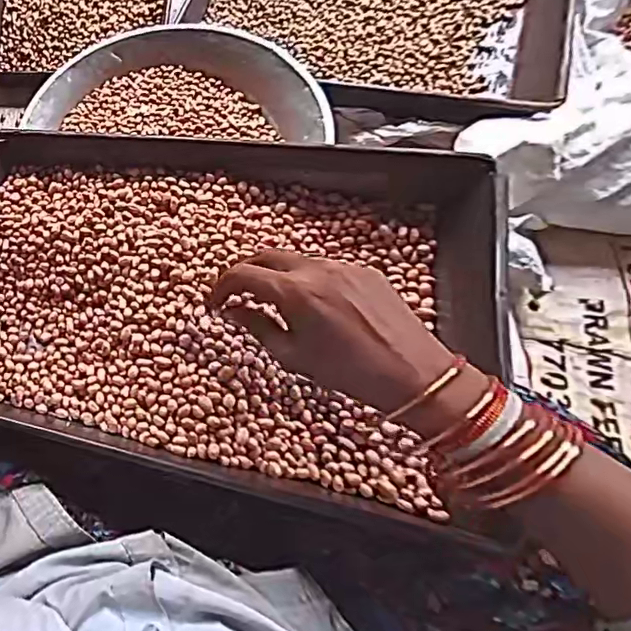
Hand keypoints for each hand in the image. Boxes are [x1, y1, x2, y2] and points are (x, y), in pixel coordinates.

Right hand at [207, 249, 459, 416]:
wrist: (413, 374)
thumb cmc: (349, 372)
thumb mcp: (291, 354)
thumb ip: (256, 326)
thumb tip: (234, 312)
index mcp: (295, 292)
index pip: (242, 274)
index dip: (221, 287)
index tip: (216, 302)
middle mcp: (318, 271)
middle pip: (265, 255)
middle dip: (244, 272)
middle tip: (235, 293)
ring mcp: (344, 267)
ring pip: (295, 260)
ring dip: (275, 275)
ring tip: (272, 302)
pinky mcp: (365, 272)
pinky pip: (324, 268)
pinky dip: (305, 279)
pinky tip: (310, 305)